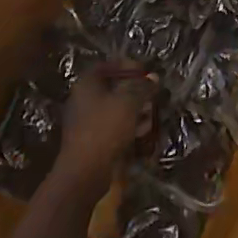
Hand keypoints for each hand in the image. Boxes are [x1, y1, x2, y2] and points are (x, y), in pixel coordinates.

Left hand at [51, 62, 154, 197]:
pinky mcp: (91, 141)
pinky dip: (127, 127)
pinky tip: (141, 132)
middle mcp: (83, 99)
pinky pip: (112, 127)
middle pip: (112, 88)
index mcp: (87, 84)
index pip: (108, 66)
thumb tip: (154, 77)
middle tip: (152, 96)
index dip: (128, 66)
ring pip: (114, 109)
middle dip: (135, 91)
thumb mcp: (128, 102)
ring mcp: (86, 121)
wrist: (84, 171)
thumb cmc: (105, 128)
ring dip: (134, 110)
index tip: (145, 72)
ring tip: (151, 116)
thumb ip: (142, 87)